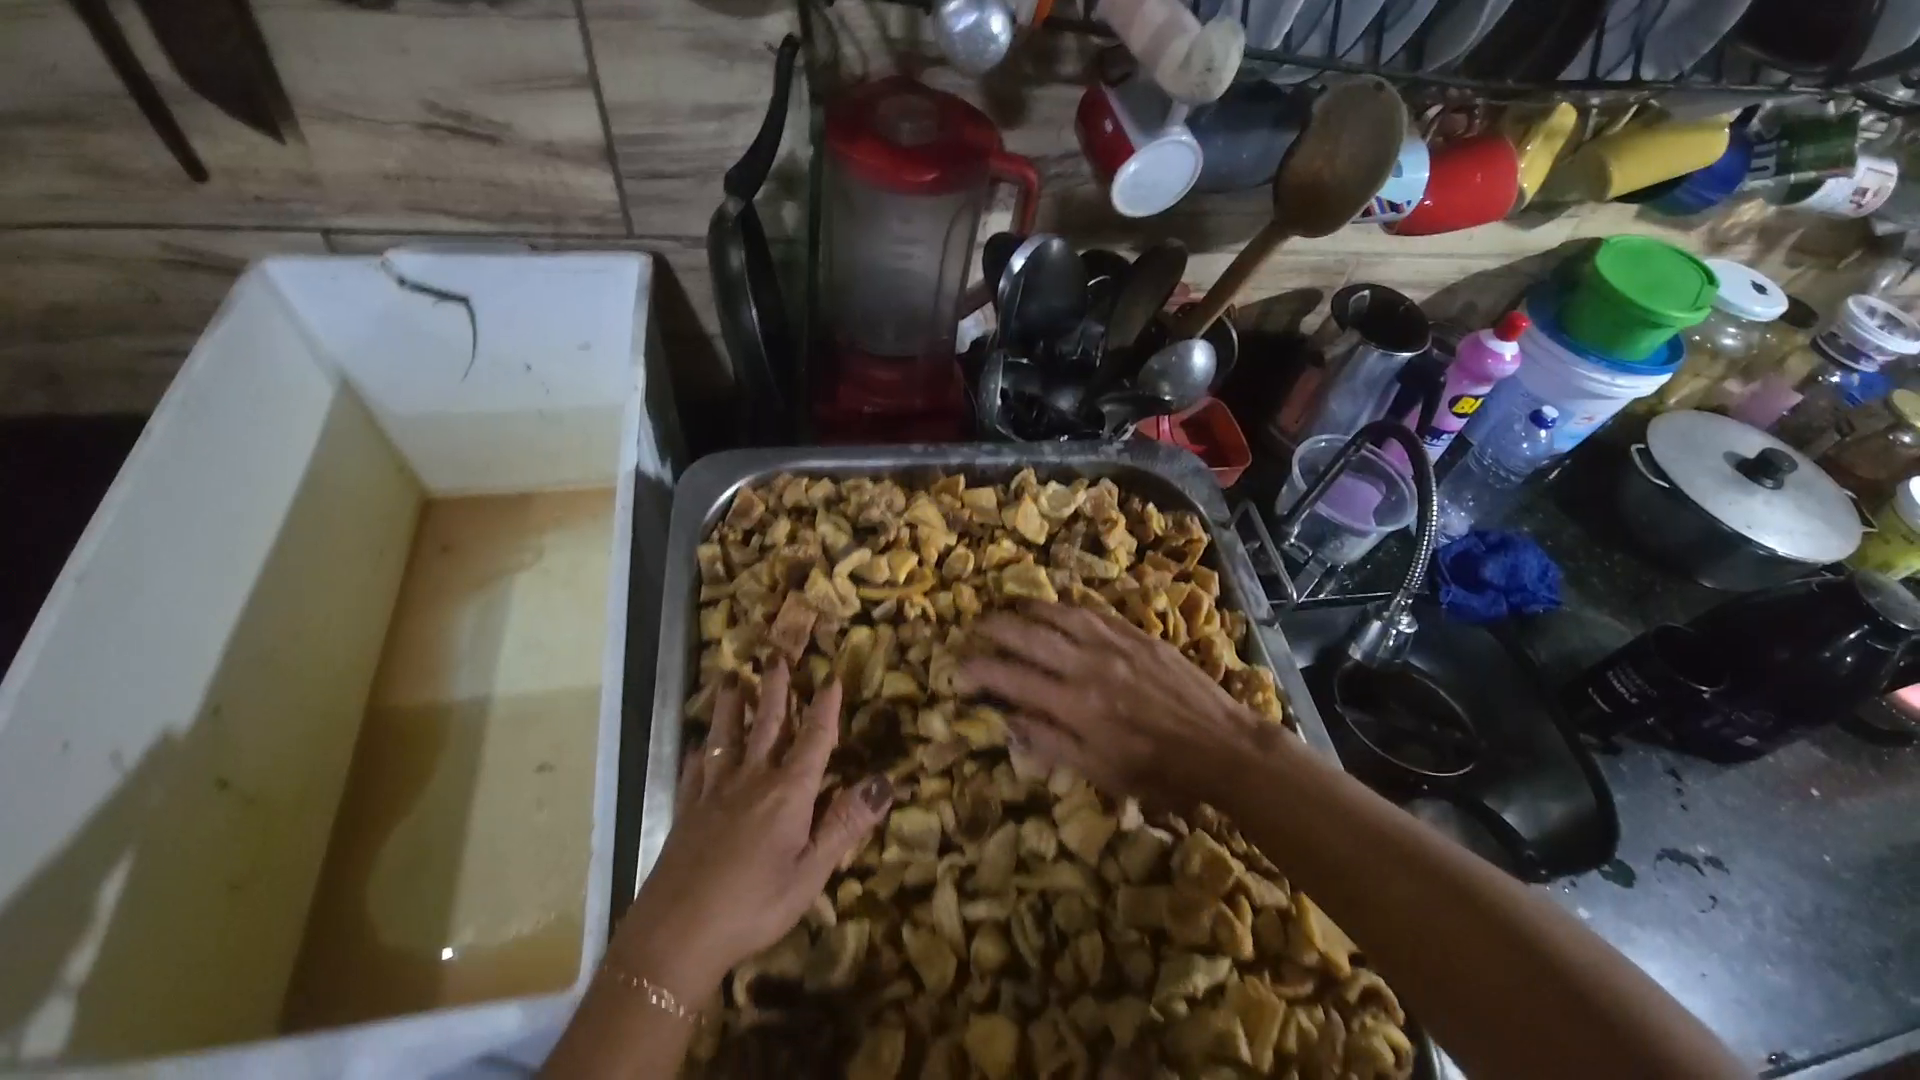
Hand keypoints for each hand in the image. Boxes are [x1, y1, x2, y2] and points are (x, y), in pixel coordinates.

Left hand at [611, 661, 891, 998]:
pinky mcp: (687, 809)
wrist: (676, 933)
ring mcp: (714, 792)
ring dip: (732, 705)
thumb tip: (883, 782)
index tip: (831, 677)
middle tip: (776, 656)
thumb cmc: (753, 906)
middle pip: (767, 725)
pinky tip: (700, 744)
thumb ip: (844, 825)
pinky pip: (697, 767)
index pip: (813, 740)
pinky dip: (702, 749)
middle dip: (775, 690)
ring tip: (731, 678)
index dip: (825, 708)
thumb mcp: (811, 873)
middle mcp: (751, 780)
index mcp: (788, 793)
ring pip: (727, 737)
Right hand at [956, 602, 1276, 811]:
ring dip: (1027, 610)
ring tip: (1007, 609)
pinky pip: (1093, 613)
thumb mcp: (1101, 772)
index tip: (959, 667)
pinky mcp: (1138, 635)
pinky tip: (1056, 609)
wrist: (1223, 746)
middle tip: (974, 628)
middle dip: (995, 630)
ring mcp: (1115, 645)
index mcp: (1076, 706)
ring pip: (1059, 616)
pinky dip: (1066, 608)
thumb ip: (1052, 744)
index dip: (980, 670)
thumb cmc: (1159, 771)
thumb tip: (1010, 721)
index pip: (1012, 679)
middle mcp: (1088, 666)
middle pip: (1029, 637)